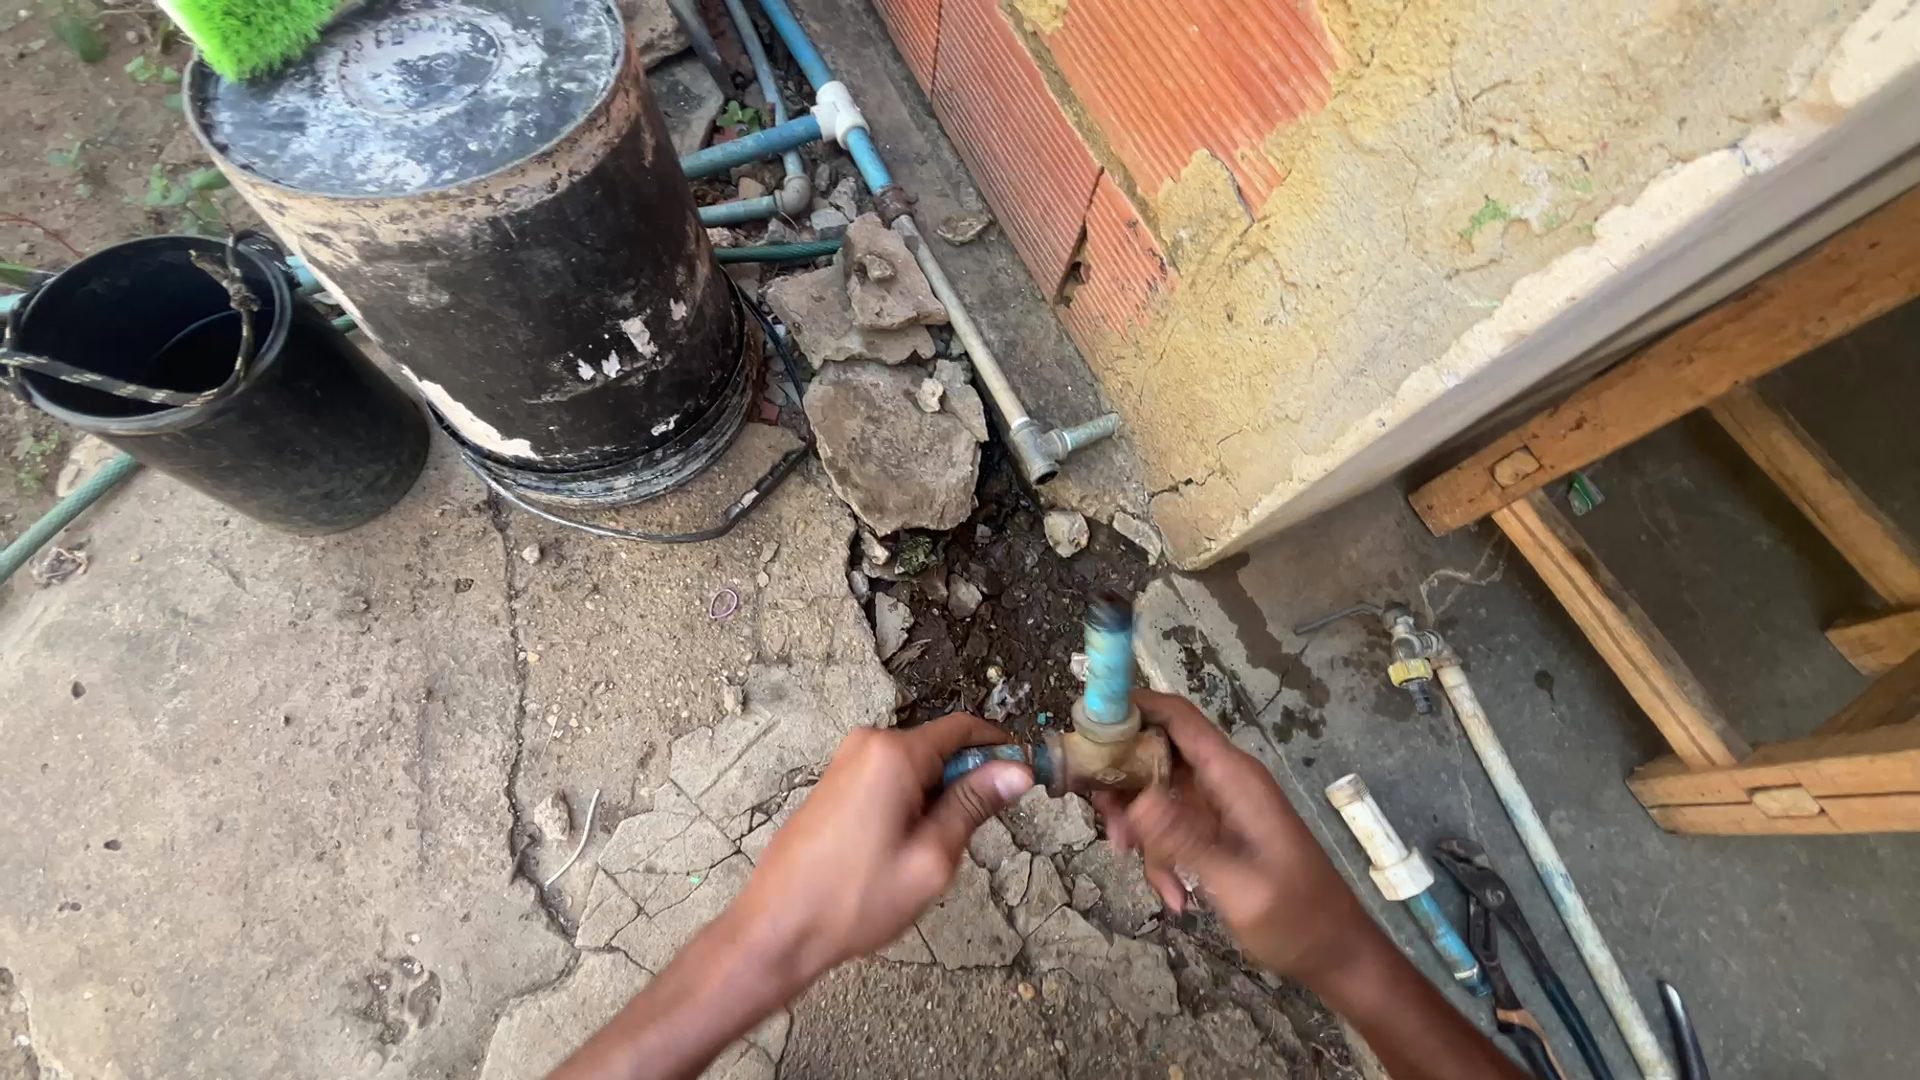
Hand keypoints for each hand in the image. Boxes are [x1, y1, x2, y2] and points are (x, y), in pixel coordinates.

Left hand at [725, 712, 1033, 987]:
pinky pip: (890, 776)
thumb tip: (1017, 771)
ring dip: (936, 797)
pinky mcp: (836, 779)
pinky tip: (900, 847)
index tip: (1024, 778)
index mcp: (894, 754)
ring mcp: (848, 759)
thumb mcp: (931, 858)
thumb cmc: (855, 899)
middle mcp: (869, 742)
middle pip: (939, 747)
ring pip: (916, 766)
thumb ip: (974, 806)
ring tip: (927, 853)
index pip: (963, 728)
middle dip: (964, 783)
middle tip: (968, 838)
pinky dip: (910, 801)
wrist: (775, 928)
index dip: (999, 748)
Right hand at [1093, 691, 1373, 984]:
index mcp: (1233, 775)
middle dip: (1123, 786)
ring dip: (1142, 830)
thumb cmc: (1297, 918)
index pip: (1177, 716)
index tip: (1088, 725)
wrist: (1338, 956)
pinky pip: (1169, 824)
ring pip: (1154, 792)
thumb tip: (1136, 800)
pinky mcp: (1212, 827)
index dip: (1132, 707)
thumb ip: (1185, 841)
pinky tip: (1176, 895)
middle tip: (1109, 826)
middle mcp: (1221, 778)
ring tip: (1148, 875)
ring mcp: (1216, 803)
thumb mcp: (1238, 886)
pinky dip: (1161, 854)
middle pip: (1154, 753)